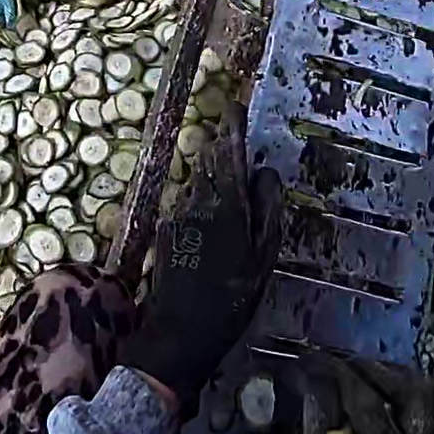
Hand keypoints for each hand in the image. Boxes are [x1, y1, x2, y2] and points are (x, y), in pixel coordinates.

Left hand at [119, 104, 285, 407]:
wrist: (179, 329)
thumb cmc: (232, 297)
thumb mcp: (263, 257)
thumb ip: (267, 209)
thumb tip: (265, 171)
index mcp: (225, 204)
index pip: (227, 151)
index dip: (232, 126)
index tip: (236, 104)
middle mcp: (196, 200)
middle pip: (208, 160)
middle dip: (223, 148)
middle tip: (240, 147)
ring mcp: (177, 212)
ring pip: (198, 180)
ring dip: (213, 175)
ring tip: (233, 193)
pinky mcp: (166, 226)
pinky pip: (188, 201)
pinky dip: (203, 199)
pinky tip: (215, 225)